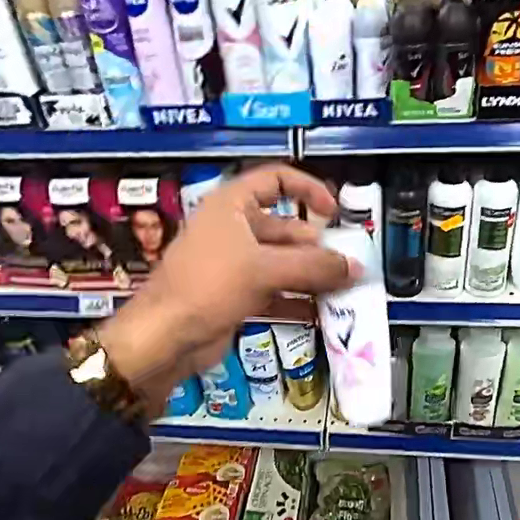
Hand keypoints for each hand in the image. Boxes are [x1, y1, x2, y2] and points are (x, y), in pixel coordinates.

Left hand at [97, 164, 354, 407]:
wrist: (164, 339)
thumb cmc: (209, 286)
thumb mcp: (264, 270)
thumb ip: (314, 266)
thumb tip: (355, 267)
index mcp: (231, 205)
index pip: (275, 180)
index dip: (307, 189)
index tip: (334, 210)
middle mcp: (233, 229)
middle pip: (284, 227)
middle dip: (316, 245)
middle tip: (346, 262)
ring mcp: (234, 263)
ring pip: (282, 261)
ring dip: (311, 273)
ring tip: (342, 287)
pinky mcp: (236, 294)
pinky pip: (275, 289)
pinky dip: (297, 297)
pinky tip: (321, 311)